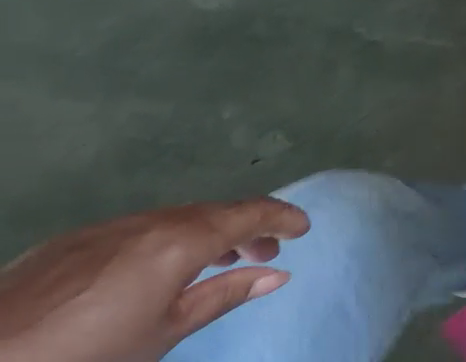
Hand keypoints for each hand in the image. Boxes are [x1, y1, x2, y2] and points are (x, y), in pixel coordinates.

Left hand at [0, 198, 310, 361]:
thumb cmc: (87, 353)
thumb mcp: (162, 334)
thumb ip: (223, 296)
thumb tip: (277, 274)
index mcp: (182, 240)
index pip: (251, 213)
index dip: (283, 218)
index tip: (304, 229)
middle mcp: (151, 221)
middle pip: (214, 212)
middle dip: (246, 228)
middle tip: (263, 254)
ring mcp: (105, 228)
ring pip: (173, 218)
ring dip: (203, 234)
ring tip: (211, 262)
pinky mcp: (66, 242)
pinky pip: (132, 230)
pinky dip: (160, 241)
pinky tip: (146, 272)